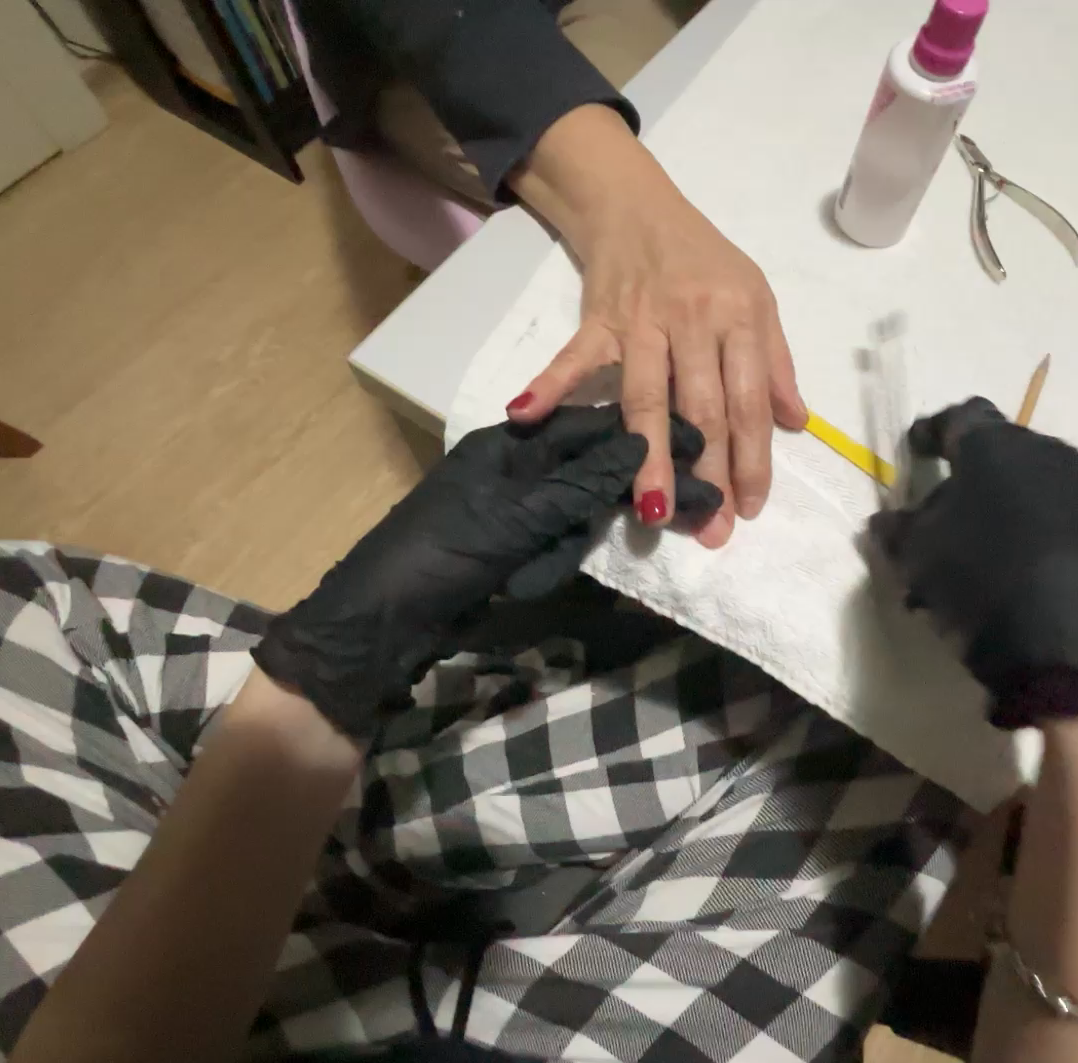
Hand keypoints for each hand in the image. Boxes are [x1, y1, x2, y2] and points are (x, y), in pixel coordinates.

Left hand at [254, 406, 717, 733]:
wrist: (378, 620)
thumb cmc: (441, 553)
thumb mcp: (516, 516)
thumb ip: (582, 483)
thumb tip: (643, 446)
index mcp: (510, 443)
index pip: (593, 427)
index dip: (646, 435)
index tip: (699, 446)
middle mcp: (514, 469)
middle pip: (591, 471)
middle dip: (622, 498)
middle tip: (686, 508)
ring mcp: (512, 511)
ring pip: (575, 515)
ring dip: (566, 549)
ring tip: (532, 572)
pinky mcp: (510, 547)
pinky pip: (553, 546)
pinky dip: (551, 565)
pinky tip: (523, 582)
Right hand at [505, 106, 806, 547]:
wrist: (638, 206)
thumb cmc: (706, 261)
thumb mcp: (757, 300)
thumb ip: (775, 363)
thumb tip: (796, 424)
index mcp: (738, 318)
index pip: (748, 400)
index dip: (752, 457)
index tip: (750, 506)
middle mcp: (691, 322)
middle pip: (700, 408)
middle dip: (706, 473)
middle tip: (709, 531)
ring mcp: (640, 322)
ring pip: (645, 397)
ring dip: (647, 455)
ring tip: (652, 513)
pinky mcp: (597, 320)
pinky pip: (574, 357)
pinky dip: (550, 383)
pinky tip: (526, 415)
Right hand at [870, 398, 1077, 727]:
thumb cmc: (980, 579)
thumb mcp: (918, 557)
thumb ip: (898, 532)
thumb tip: (885, 521)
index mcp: (995, 447)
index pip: (958, 418)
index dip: (931, 433)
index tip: (915, 453)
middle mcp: (1050, 455)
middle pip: (1000, 456)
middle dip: (969, 482)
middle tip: (943, 519)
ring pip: (1035, 492)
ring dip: (1006, 514)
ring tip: (982, 561)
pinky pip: (1066, 526)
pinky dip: (1039, 541)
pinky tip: (1025, 581)